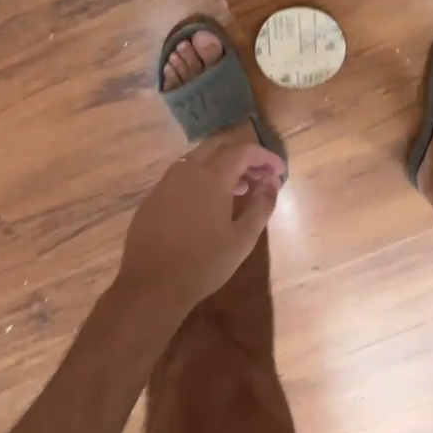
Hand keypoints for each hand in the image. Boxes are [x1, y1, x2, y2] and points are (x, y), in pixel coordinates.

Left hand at [118, 138, 285, 316]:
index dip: (266, 157)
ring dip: (222, 165)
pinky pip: (182, 176)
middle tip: (261, 176)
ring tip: (240, 189)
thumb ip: (261, 205)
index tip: (280, 172)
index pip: (243, 150)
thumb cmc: (204, 263)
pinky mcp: (153, 198)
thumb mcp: (243, 238)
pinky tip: (209, 203)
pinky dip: (202, 178)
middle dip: (244, 156)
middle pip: (219, 146)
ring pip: (198, 159)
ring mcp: (166, 183)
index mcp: (211, 176)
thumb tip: (272, 182)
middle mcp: (186, 171)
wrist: (152, 286)